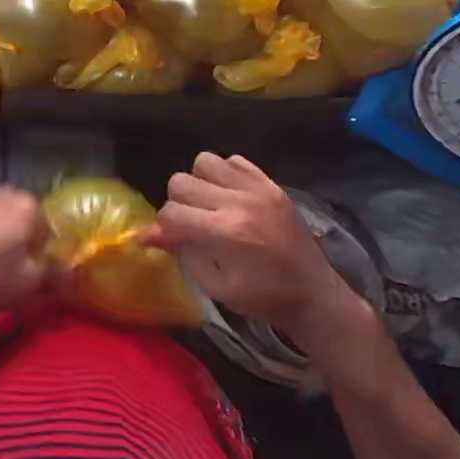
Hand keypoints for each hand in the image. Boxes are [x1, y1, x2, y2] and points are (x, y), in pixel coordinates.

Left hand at [0, 186, 56, 308]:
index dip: (49, 266)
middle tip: (14, 287)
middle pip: (32, 232)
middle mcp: (12, 194)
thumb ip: (58, 278)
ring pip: (9, 232)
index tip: (37, 287)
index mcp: (33, 206)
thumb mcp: (28, 285)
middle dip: (27, 259)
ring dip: (5, 255)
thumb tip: (77, 273)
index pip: (57, 237)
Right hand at [154, 153, 361, 337]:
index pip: (172, 212)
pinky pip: (234, 161)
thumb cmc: (261, 297)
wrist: (313, 293)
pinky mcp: (271, 184)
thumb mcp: (215, 284)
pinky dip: (224, 174)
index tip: (167, 238)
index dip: (163, 226)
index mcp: (225, 232)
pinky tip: (230, 197)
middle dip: (177, 203)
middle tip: (190, 224)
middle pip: (182, 181)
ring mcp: (258, 189)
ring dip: (198, 182)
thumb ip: (181, 252)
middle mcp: (239, 202)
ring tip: (208, 204)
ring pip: (205, 162)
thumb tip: (146, 234)